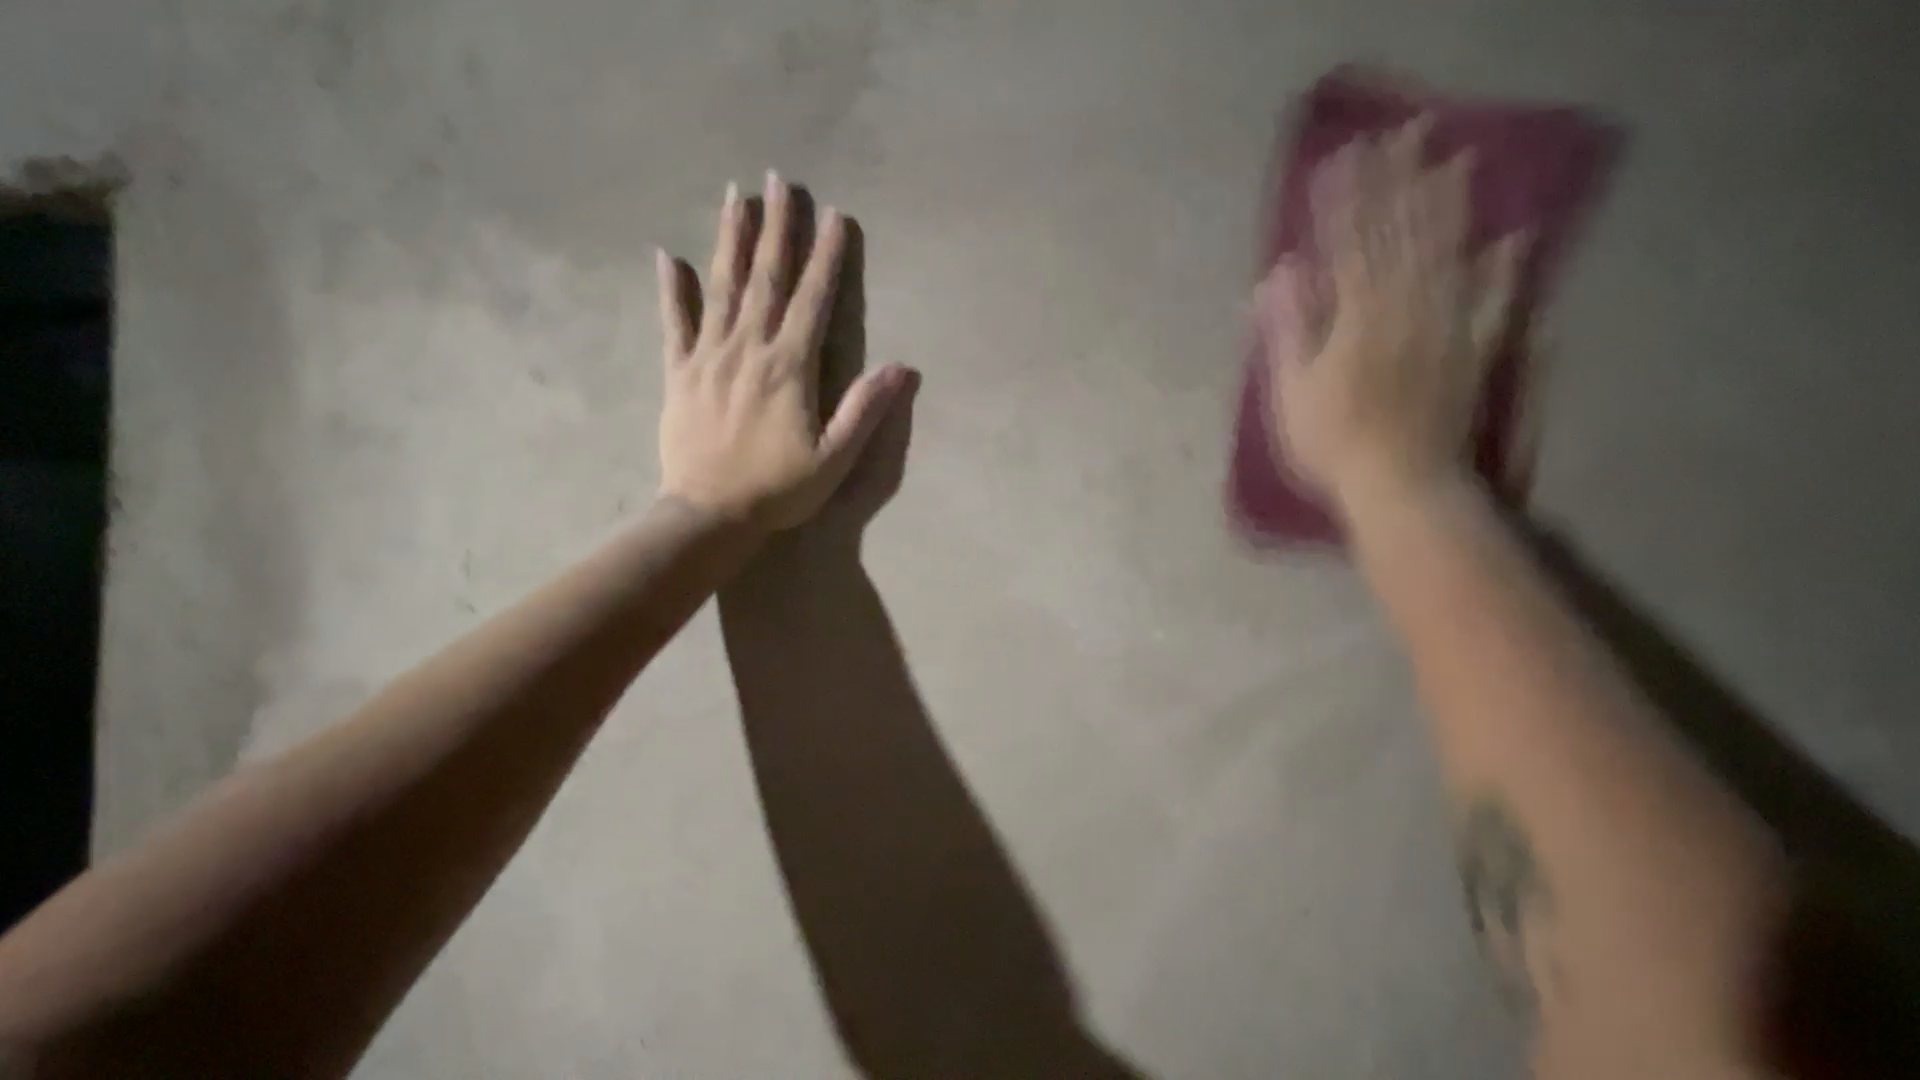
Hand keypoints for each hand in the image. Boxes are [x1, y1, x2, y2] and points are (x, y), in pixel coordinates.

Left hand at [657, 173, 913, 531]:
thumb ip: (865, 411)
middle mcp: (748, 349)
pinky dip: (670, 289)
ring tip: (735, 195)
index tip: (831, 214)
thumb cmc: (778, 491)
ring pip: (721, 287)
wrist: (708, 516)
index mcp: (789, 367)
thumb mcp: (835, 459)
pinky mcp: (678, 373)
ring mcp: (708, 357)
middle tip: (778, 178)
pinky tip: (666, 255)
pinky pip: (673, 323)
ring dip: (730, 239)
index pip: (812, 299)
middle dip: (775, 227)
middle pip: (765, 278)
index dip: (825, 256)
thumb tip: (903, 368)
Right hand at [1258, 118, 1523, 509]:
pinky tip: (1514, 238)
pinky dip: (1504, 270)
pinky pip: (1495, 303)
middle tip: (1407, 132)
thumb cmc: (1333, 444)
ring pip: (1450, 255)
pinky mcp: (1476, 352)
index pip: (1349, 244)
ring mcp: (1446, 328)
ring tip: (1457, 159)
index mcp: (1356, 317)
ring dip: (1451, 206)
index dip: (1345, 199)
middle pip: (1403, 235)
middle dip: (1401, 181)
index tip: (1343, 156)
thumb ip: (1288, 327)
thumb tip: (1279, 271)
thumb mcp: (1290, 390)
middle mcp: (1406, 309)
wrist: (1401, 485)